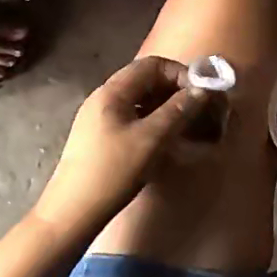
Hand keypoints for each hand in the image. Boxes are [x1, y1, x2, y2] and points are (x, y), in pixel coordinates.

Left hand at [31, 57, 210, 238]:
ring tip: (188, 125)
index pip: (153, 64)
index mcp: (113, 91)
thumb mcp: (152, 138)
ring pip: (142, 99)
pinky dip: (156, 120)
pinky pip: (135, 117)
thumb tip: (203, 90)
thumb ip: (179, 109)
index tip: (202, 94)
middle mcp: (105, 98)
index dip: (181, 74)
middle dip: (177, 90)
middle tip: (200, 110)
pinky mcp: (103, 137)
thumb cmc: (113, 170)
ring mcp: (101, 118)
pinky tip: (167, 139)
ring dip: (168, 106)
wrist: (73, 211)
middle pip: (147, 80)